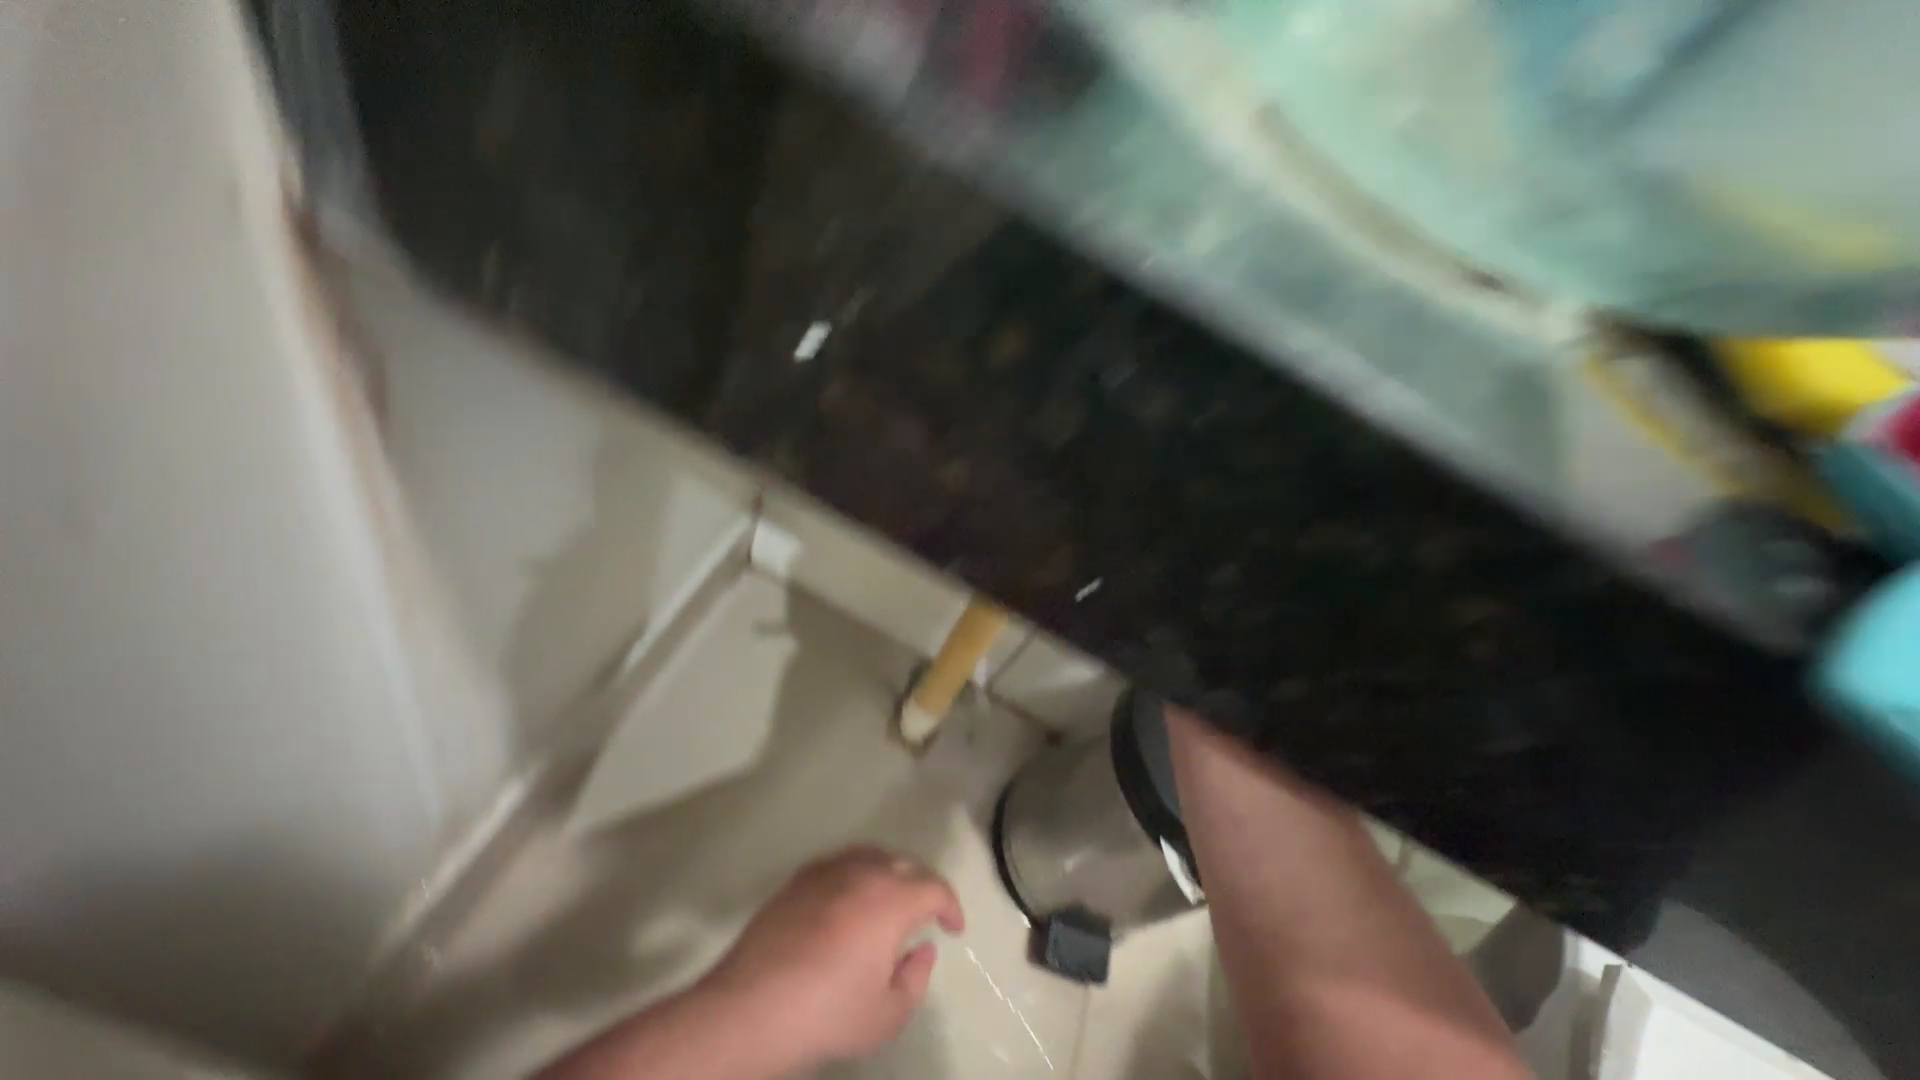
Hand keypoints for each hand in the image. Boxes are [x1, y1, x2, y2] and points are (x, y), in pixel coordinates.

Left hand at [698, 845, 964, 1071]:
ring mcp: (824, 873)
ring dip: (889, 875)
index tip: (953, 929)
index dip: (951, 906)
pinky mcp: (795, 881)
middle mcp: (861, 873)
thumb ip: (915, 978)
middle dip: (922, 887)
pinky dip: (856, 875)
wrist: (751, 1009)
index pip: (935, 888)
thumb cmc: (827, 1014)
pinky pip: (838, 864)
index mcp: (891, 900)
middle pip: (903, 865)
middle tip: (926, 915)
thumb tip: (922, 950)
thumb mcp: (887, 1014)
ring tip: (891, 902)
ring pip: (869, 857)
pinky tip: (850, 901)